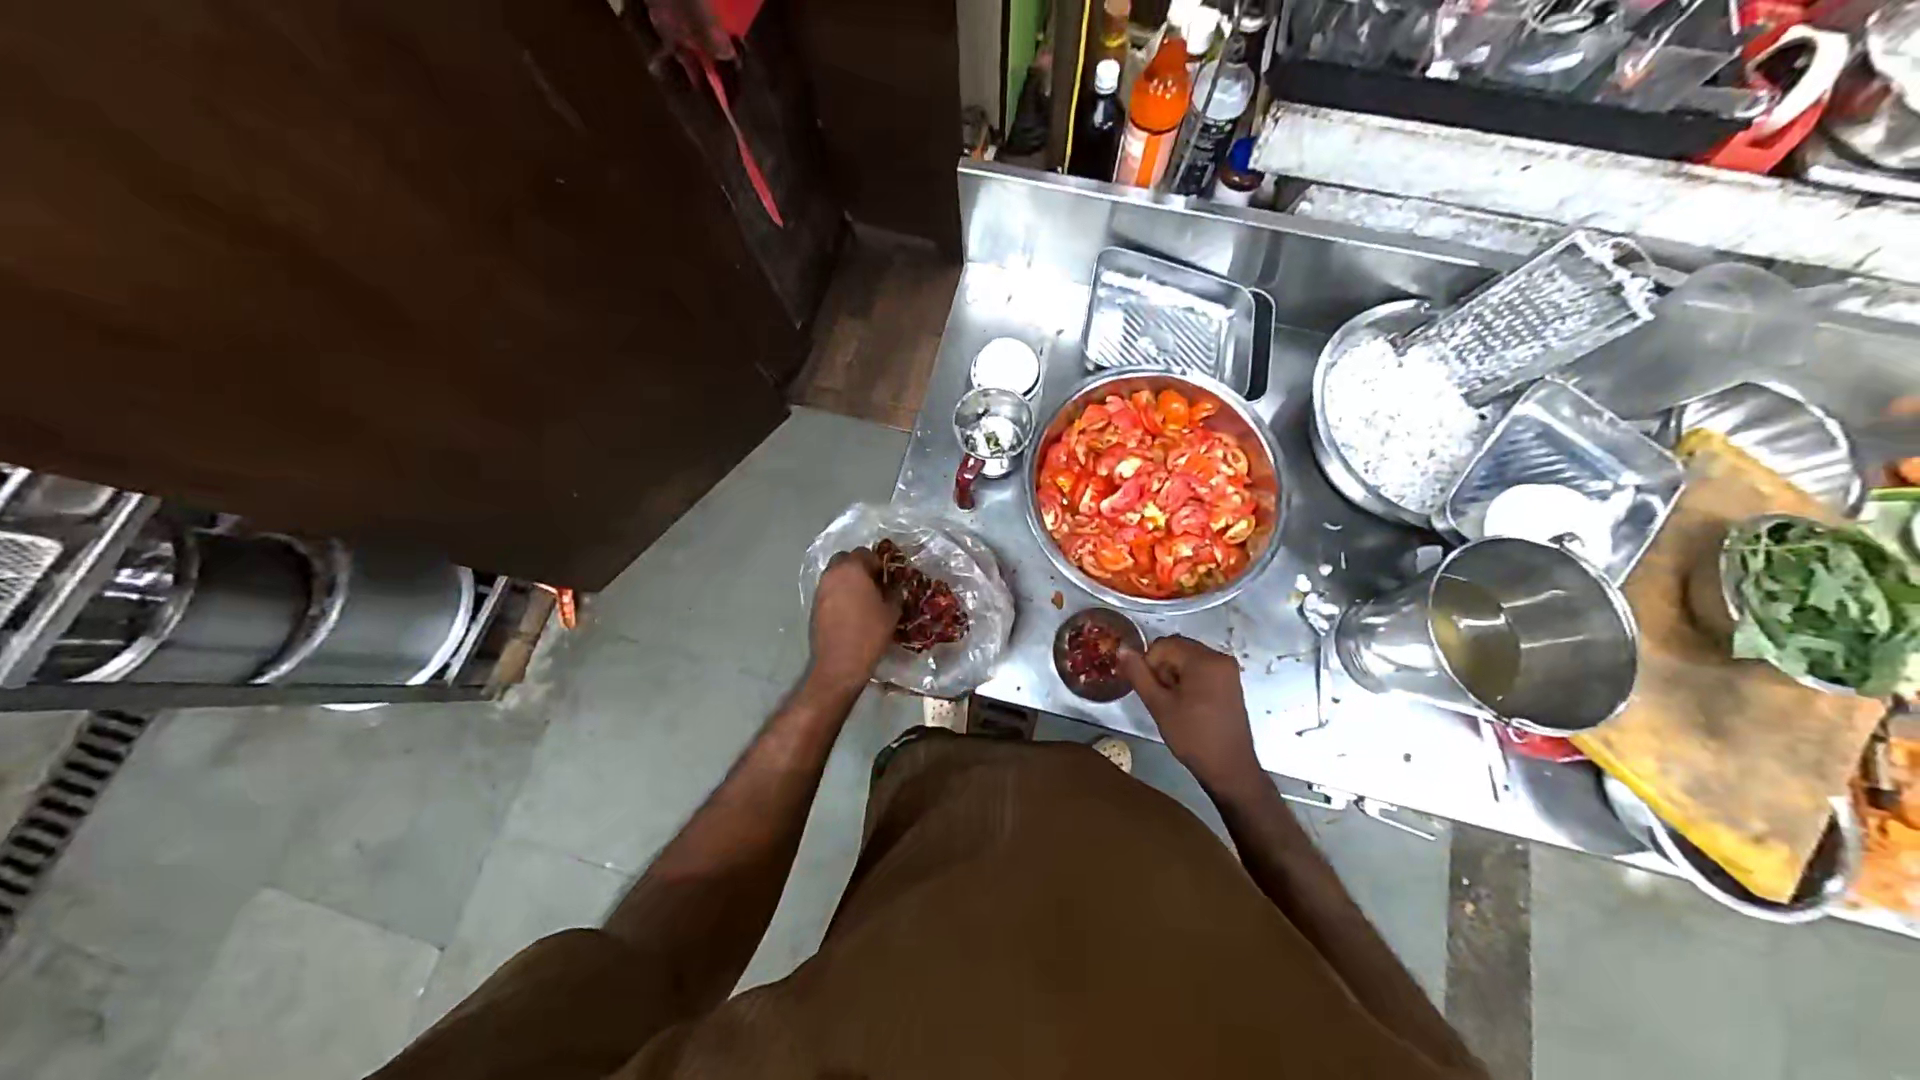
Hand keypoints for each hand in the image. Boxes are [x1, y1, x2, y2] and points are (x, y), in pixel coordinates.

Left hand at [806, 548, 897, 695]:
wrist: (840, 662)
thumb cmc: (870, 633)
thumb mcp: (892, 611)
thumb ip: (894, 592)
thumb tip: (893, 586)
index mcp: (852, 569)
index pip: (865, 552)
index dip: (878, 562)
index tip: (886, 576)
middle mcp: (832, 574)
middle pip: (845, 559)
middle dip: (859, 566)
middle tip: (873, 582)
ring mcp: (820, 589)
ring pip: (835, 574)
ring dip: (848, 580)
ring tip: (862, 597)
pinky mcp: (814, 605)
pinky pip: (829, 590)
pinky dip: (839, 593)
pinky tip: (850, 610)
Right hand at [1119, 636, 1258, 789]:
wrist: (1229, 768)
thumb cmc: (1193, 736)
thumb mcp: (1159, 705)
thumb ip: (1139, 674)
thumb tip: (1123, 650)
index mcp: (1204, 660)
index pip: (1164, 645)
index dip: (1149, 663)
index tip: (1149, 689)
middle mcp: (1220, 658)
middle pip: (1178, 648)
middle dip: (1162, 668)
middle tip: (1162, 697)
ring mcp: (1228, 670)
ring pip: (1188, 659)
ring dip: (1174, 674)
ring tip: (1174, 703)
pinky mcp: (1231, 682)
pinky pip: (1201, 669)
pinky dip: (1188, 679)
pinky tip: (1187, 704)